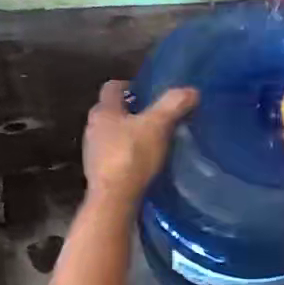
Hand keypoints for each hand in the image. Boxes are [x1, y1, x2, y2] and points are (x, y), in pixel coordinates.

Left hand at [82, 81, 196, 205]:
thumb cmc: (132, 155)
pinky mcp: (98, 172)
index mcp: (104, 111)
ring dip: (127, 134)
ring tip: (151, 140)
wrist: (114, 199)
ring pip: (111, 134)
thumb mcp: (158, 126)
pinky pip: (112, 156)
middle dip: (131, 112)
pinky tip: (142, 163)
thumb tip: (192, 90)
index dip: (129, 85)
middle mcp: (92, 127)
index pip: (112, 88)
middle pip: (111, 111)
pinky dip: (126, 155)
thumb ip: (173, 105)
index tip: (146, 91)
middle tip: (154, 116)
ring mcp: (92, 151)